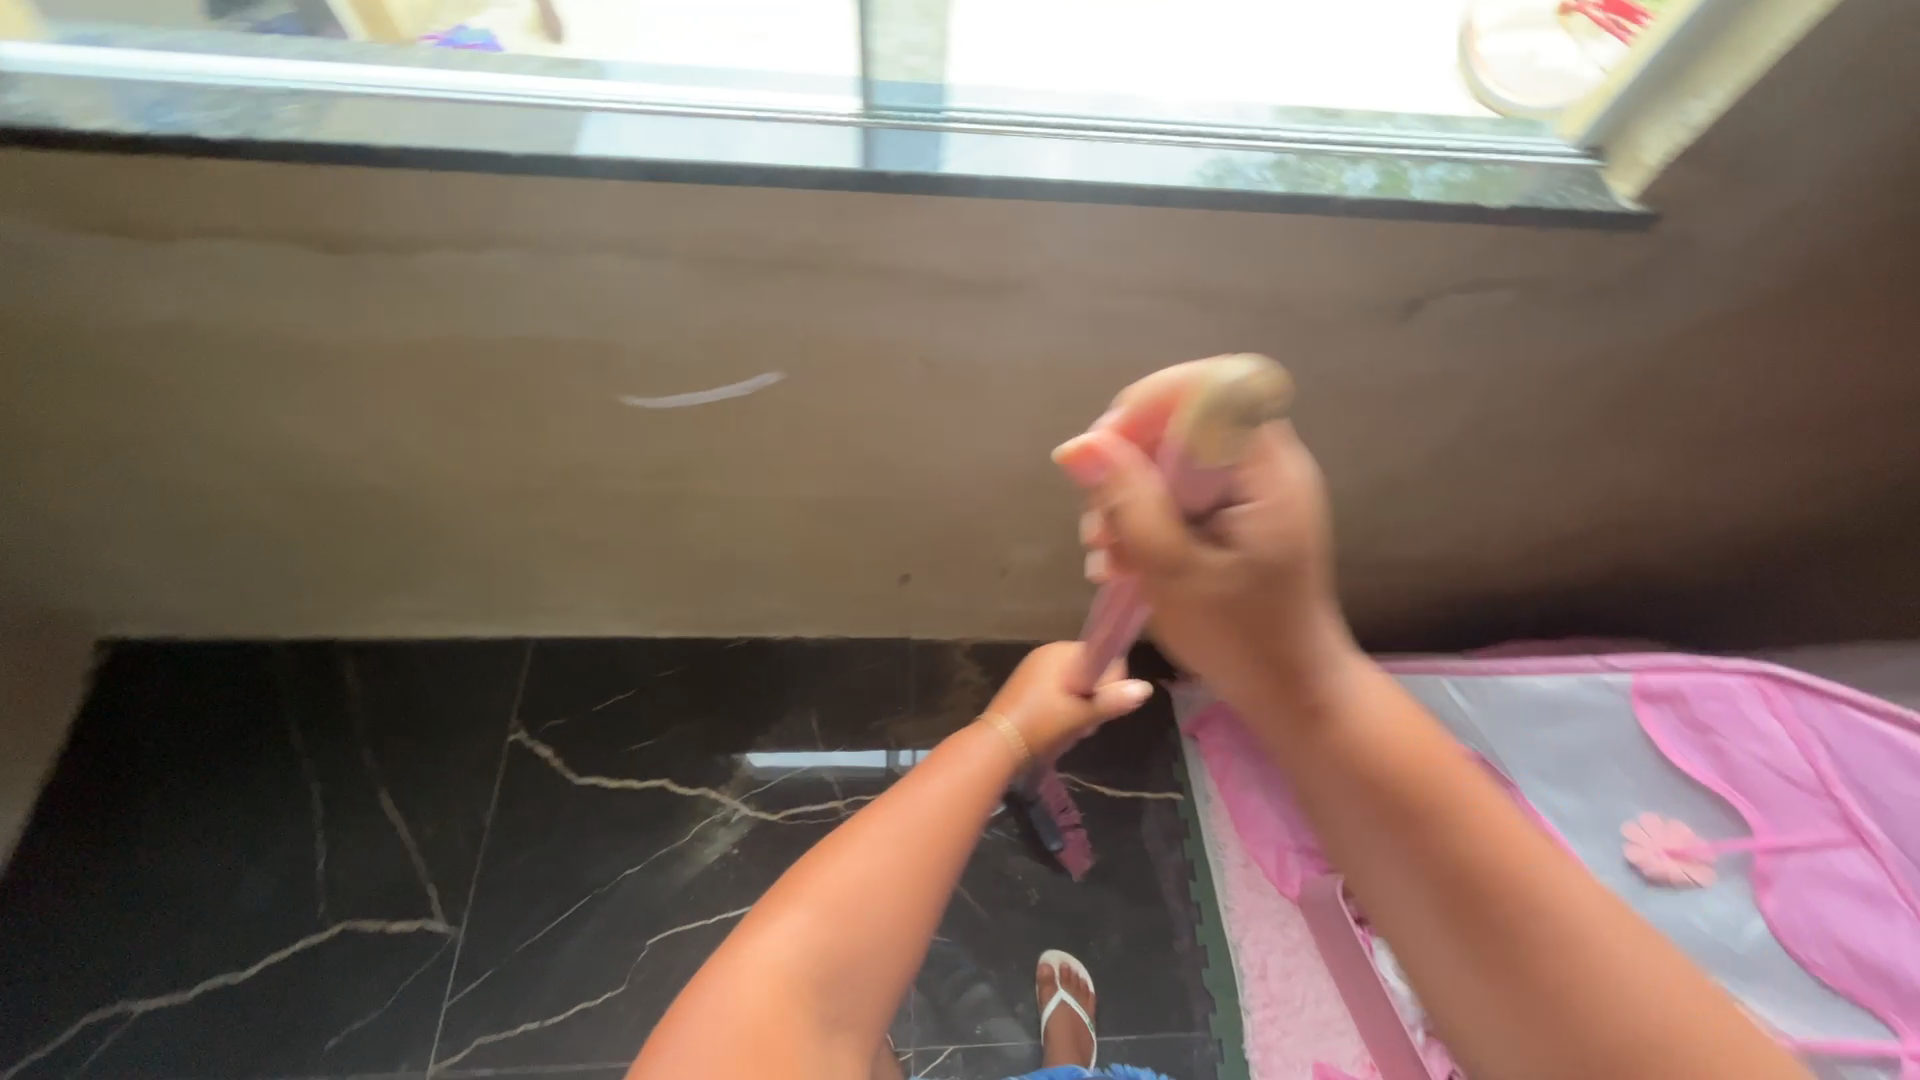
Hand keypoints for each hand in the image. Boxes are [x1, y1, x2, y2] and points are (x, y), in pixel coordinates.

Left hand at [984, 642, 1152, 761]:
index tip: (1103, 706)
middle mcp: (1048, 655)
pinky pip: (1060, 694)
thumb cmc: (1042, 724)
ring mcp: (1036, 671)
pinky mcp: (1028, 689)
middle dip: (1095, 699)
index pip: (1104, 656)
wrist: (997, 746)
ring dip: (1082, 709)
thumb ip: (1114, 700)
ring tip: (1073, 730)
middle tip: (1086, 723)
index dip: (1111, 682)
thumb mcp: (1082, 714)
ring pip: (1077, 686)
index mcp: (1061, 652)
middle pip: (1092, 672)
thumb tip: (1147, 688)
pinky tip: (1061, 730)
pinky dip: (1066, 711)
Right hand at [1051, 361, 1360, 713]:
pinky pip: (1179, 494)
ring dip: (1127, 500)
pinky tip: (1120, 563)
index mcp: (1268, 469)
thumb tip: (1075, 446)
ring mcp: (1250, 492)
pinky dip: (1144, 520)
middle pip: (1183, 423)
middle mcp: (1264, 466)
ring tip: (1104, 554)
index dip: (1152, 404)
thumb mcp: (1172, 569)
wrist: (1290, 691)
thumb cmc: (1240, 637)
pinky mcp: (1234, 516)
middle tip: (1098, 521)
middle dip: (1128, 463)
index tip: (1105, 450)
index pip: (1212, 388)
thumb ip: (1127, 501)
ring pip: (1172, 462)